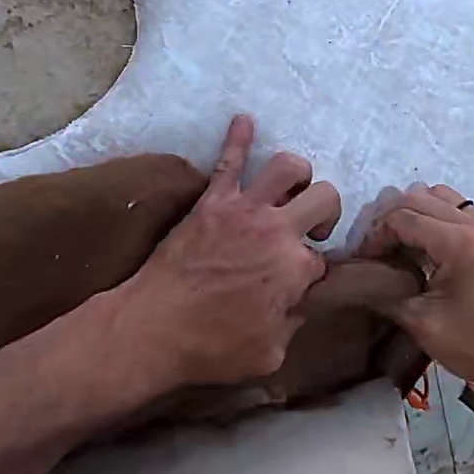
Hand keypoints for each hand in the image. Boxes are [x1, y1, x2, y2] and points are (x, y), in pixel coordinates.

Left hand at [84, 116, 334, 402]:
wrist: (148, 333)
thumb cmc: (210, 349)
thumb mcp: (270, 353)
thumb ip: (295, 321)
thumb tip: (302, 300)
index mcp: (295, 268)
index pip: (323, 258)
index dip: (312, 271)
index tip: (299, 284)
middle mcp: (278, 229)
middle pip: (325, 198)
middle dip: (325, 214)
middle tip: (309, 231)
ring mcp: (245, 209)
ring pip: (288, 167)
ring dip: (298, 175)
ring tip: (292, 190)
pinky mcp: (213, 201)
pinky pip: (229, 160)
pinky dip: (238, 137)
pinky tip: (244, 119)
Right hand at [361, 186, 473, 397]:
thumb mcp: (426, 326)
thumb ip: (389, 295)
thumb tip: (362, 277)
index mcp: (460, 241)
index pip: (403, 216)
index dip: (375, 234)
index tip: (362, 261)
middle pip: (419, 196)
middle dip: (390, 218)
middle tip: (375, 251)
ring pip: (441, 196)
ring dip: (415, 213)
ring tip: (399, 246)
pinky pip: (459, 209)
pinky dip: (436, 218)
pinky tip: (427, 249)